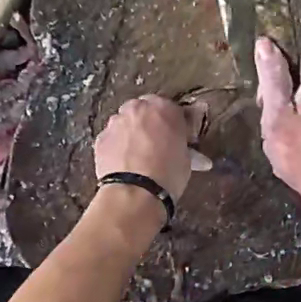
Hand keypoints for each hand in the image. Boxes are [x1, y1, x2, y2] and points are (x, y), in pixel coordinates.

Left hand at [94, 94, 202, 209]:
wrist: (135, 193)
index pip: (173, 109)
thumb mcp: (187, 157)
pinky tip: (126, 163)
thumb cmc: (169, 173)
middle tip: (160, 146)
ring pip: (127, 123)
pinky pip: (114, 139)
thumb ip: (187, 139)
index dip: (177, 125)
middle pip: (146, 111)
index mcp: (164, 108)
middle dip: (152, 125)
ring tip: (141, 157)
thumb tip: (200, 135)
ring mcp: (116, 122)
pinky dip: (120, 147)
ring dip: (134, 134)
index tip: (181, 139)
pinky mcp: (101, 138)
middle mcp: (137, 108)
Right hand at [254, 37, 300, 221]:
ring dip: (294, 119)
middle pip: (300, 81)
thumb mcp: (277, 114)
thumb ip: (271, 77)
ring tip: (289, 142)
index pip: (290, 60)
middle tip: (277, 129)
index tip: (267, 107)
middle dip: (284, 102)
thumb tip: (264, 42)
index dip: (274, 83)